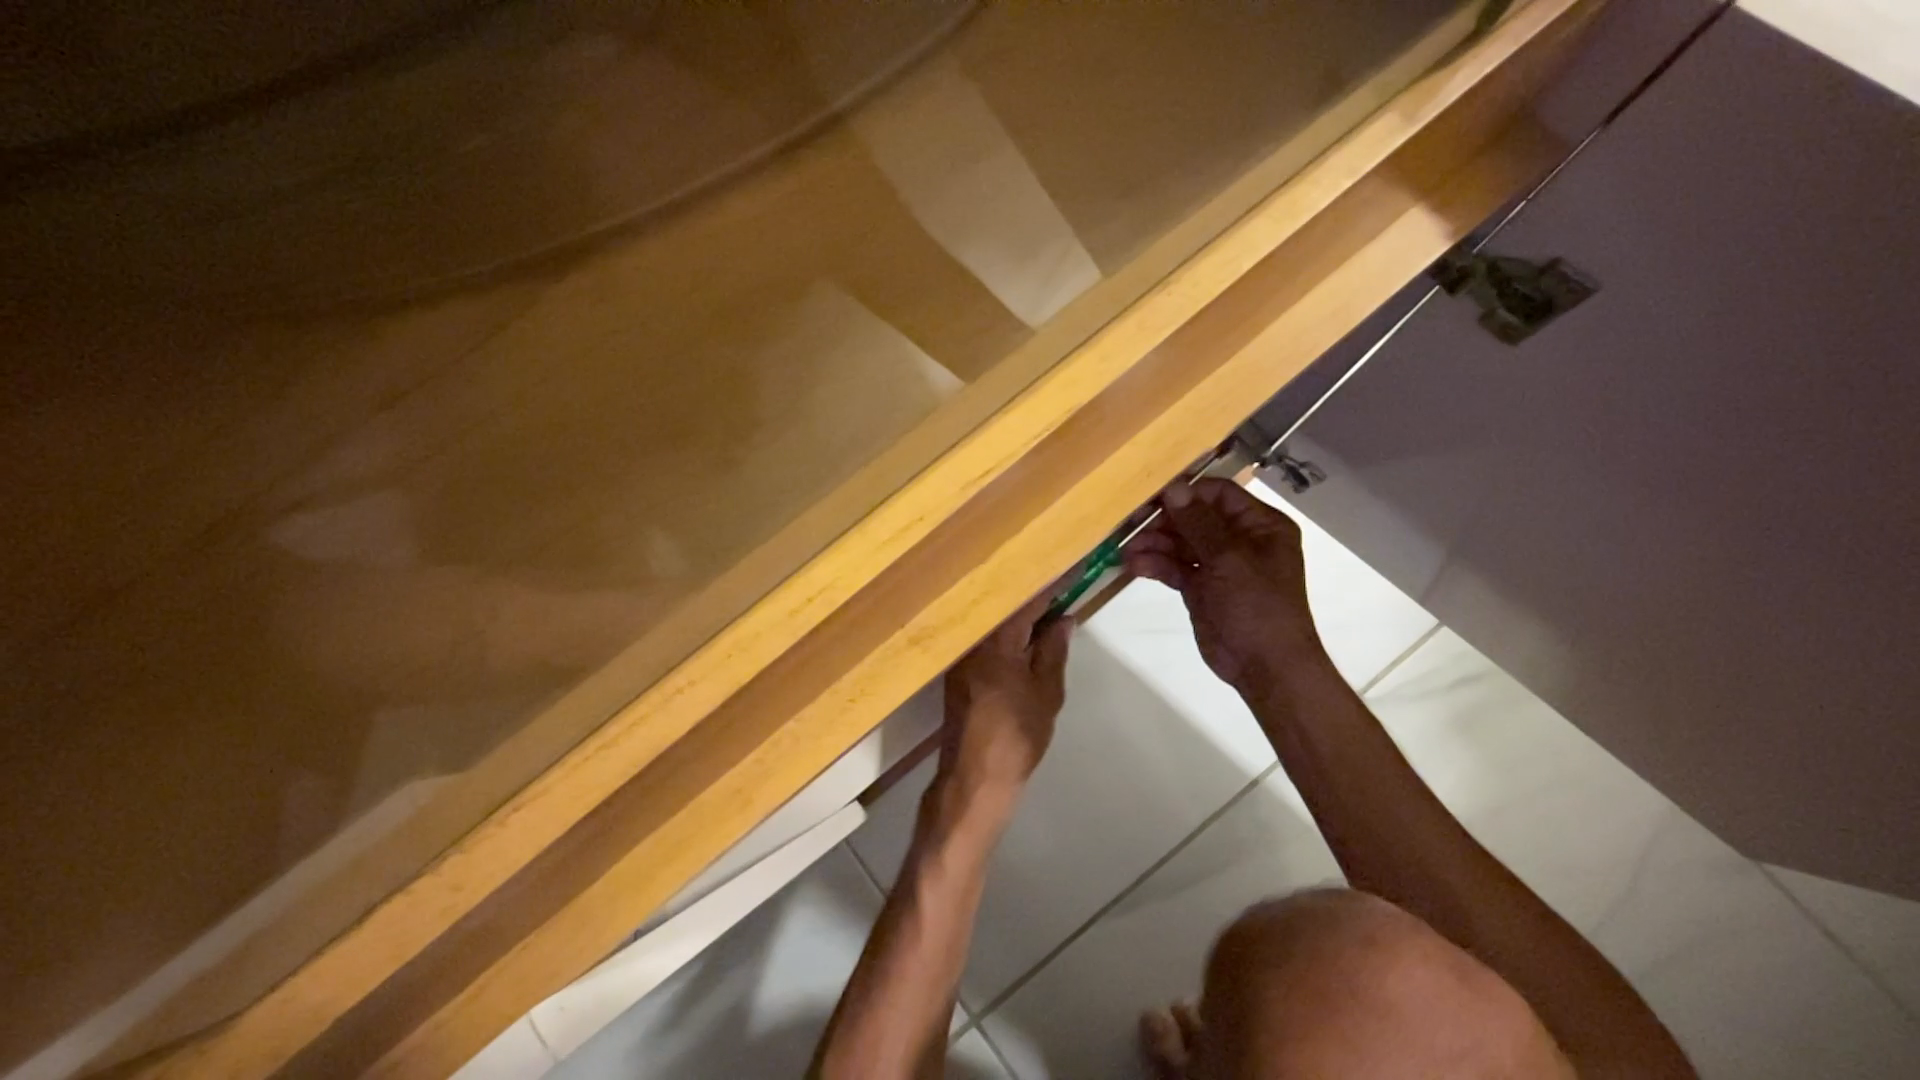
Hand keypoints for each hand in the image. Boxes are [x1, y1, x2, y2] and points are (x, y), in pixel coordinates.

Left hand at [936, 588, 1074, 806]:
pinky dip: (1007, 631)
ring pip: (994, 622)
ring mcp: (961, 657)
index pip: (1028, 602)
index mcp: (996, 642)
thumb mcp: (1047, 692)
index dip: (1053, 585)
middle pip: (1005, 606)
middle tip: (1064, 582)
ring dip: (1020, 612)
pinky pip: (985, 639)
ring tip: (1050, 603)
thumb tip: (1063, 619)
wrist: (975, 777)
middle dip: (1035, 593)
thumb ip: (1053, 651)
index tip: (1075, 568)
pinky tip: (1026, 633)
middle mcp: (972, 641)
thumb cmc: (1016, 735)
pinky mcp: (958, 672)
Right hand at [1123, 478, 1328, 695]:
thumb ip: (1199, 523)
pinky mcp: (1201, 588)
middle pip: (1195, 518)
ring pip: (1181, 543)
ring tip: (1126, 551)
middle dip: (1164, 522)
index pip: (1220, 494)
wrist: (1266, 666)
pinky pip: (1175, 568)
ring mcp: (1219, 565)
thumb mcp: (1230, 559)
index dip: (1187, 493)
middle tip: (1130, 523)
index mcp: (1261, 525)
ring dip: (1154, 544)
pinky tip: (1134, 566)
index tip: (1152, 496)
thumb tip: (1174, 488)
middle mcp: (1241, 540)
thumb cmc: (1257, 605)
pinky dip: (1156, 565)